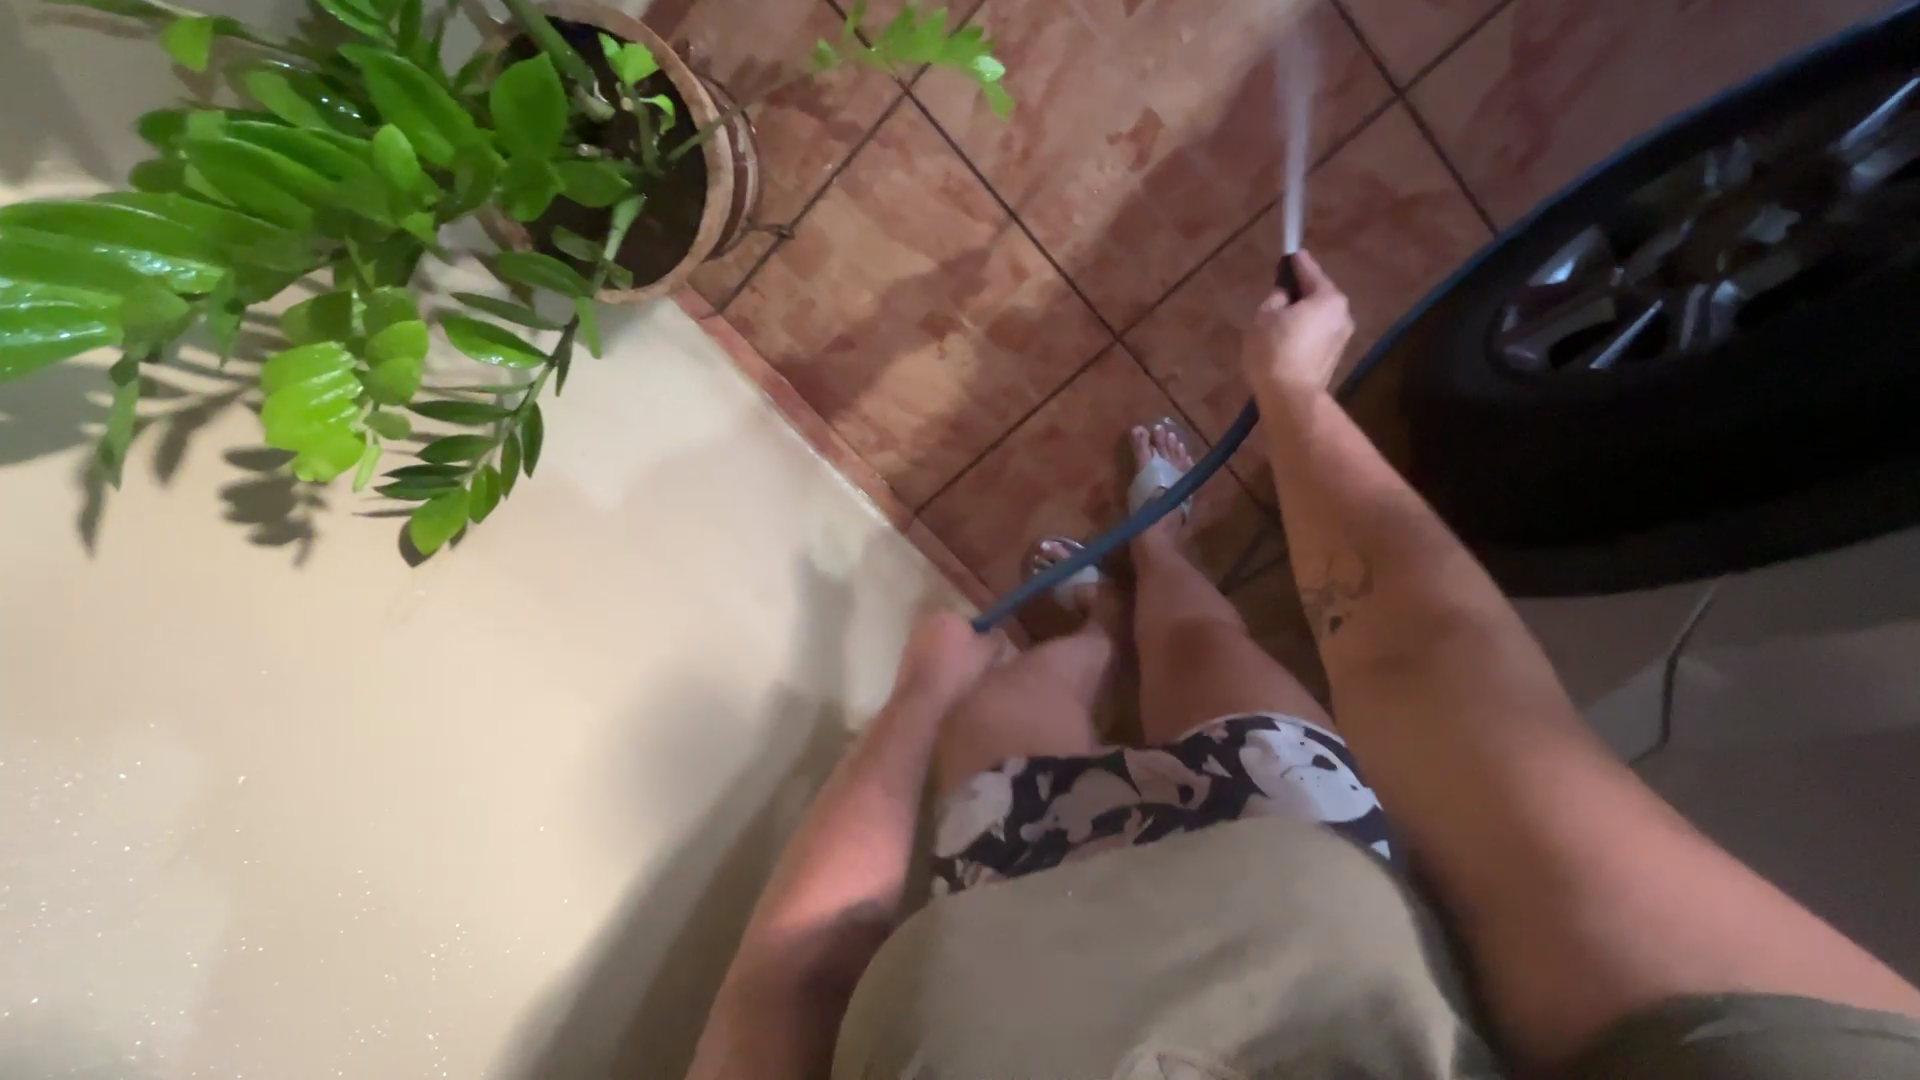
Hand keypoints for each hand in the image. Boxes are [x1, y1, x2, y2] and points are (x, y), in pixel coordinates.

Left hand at [892, 610, 1007, 703]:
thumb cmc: (959, 670)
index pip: (969, 620)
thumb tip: (997, 633)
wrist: (923, 698)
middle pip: (952, 632)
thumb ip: (997, 638)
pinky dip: (934, 667)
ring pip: (938, 646)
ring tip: (958, 679)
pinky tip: (942, 684)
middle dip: (962, 645)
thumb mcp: (989, 653)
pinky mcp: (904, 659)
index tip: (984, 655)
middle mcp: (926, 621)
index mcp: (947, 614)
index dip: (979, 637)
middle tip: (974, 666)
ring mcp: (912, 640)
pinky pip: (927, 659)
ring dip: (947, 657)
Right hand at [1241, 250, 1354, 397]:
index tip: (1290, 254)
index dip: (1295, 263)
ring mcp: (1342, 338)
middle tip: (1279, 294)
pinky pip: (1317, 336)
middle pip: (1317, 295)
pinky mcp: (1334, 358)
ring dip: (1302, 316)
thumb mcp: (1265, 317)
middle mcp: (1342, 313)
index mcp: (1328, 297)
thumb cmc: (1274, 350)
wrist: (1290, 396)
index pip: (1309, 271)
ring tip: (1279, 321)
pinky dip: (1304, 334)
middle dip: (1299, 293)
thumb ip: (1276, 298)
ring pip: (1318, 317)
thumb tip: (1284, 295)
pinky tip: (1286, 341)